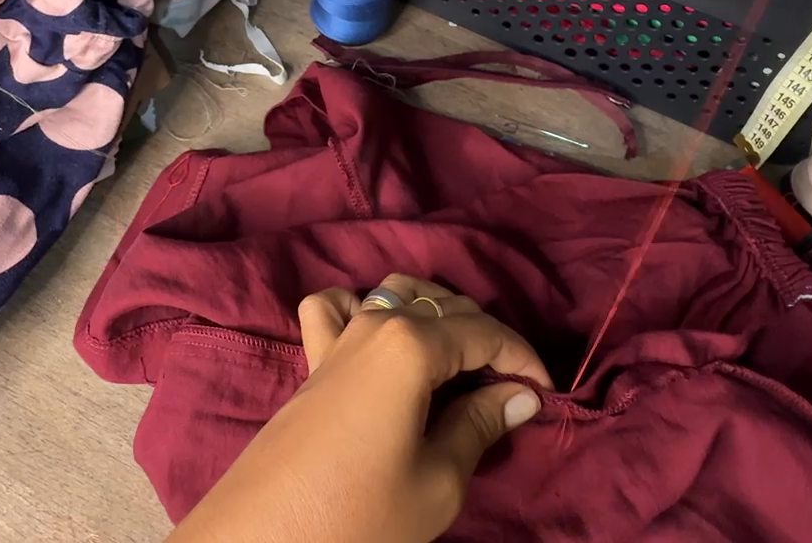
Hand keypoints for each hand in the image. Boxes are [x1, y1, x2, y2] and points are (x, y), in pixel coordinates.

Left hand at [167, 274, 553, 542]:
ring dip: (434, 314)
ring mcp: (340, 333)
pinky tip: (376, 336)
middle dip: (486, 338)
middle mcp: (376, 321)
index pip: (484, 332)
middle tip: (509, 389)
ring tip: (458, 359)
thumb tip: (523, 394)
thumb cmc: (361, 512)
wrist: (265, 537)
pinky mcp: (313, 355)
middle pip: (445, 307)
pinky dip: (361, 308)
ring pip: (397, 293)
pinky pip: (335, 307)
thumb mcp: (437, 480)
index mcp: (411, 342)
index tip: (545, 394)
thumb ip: (480, 424)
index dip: (522, 358)